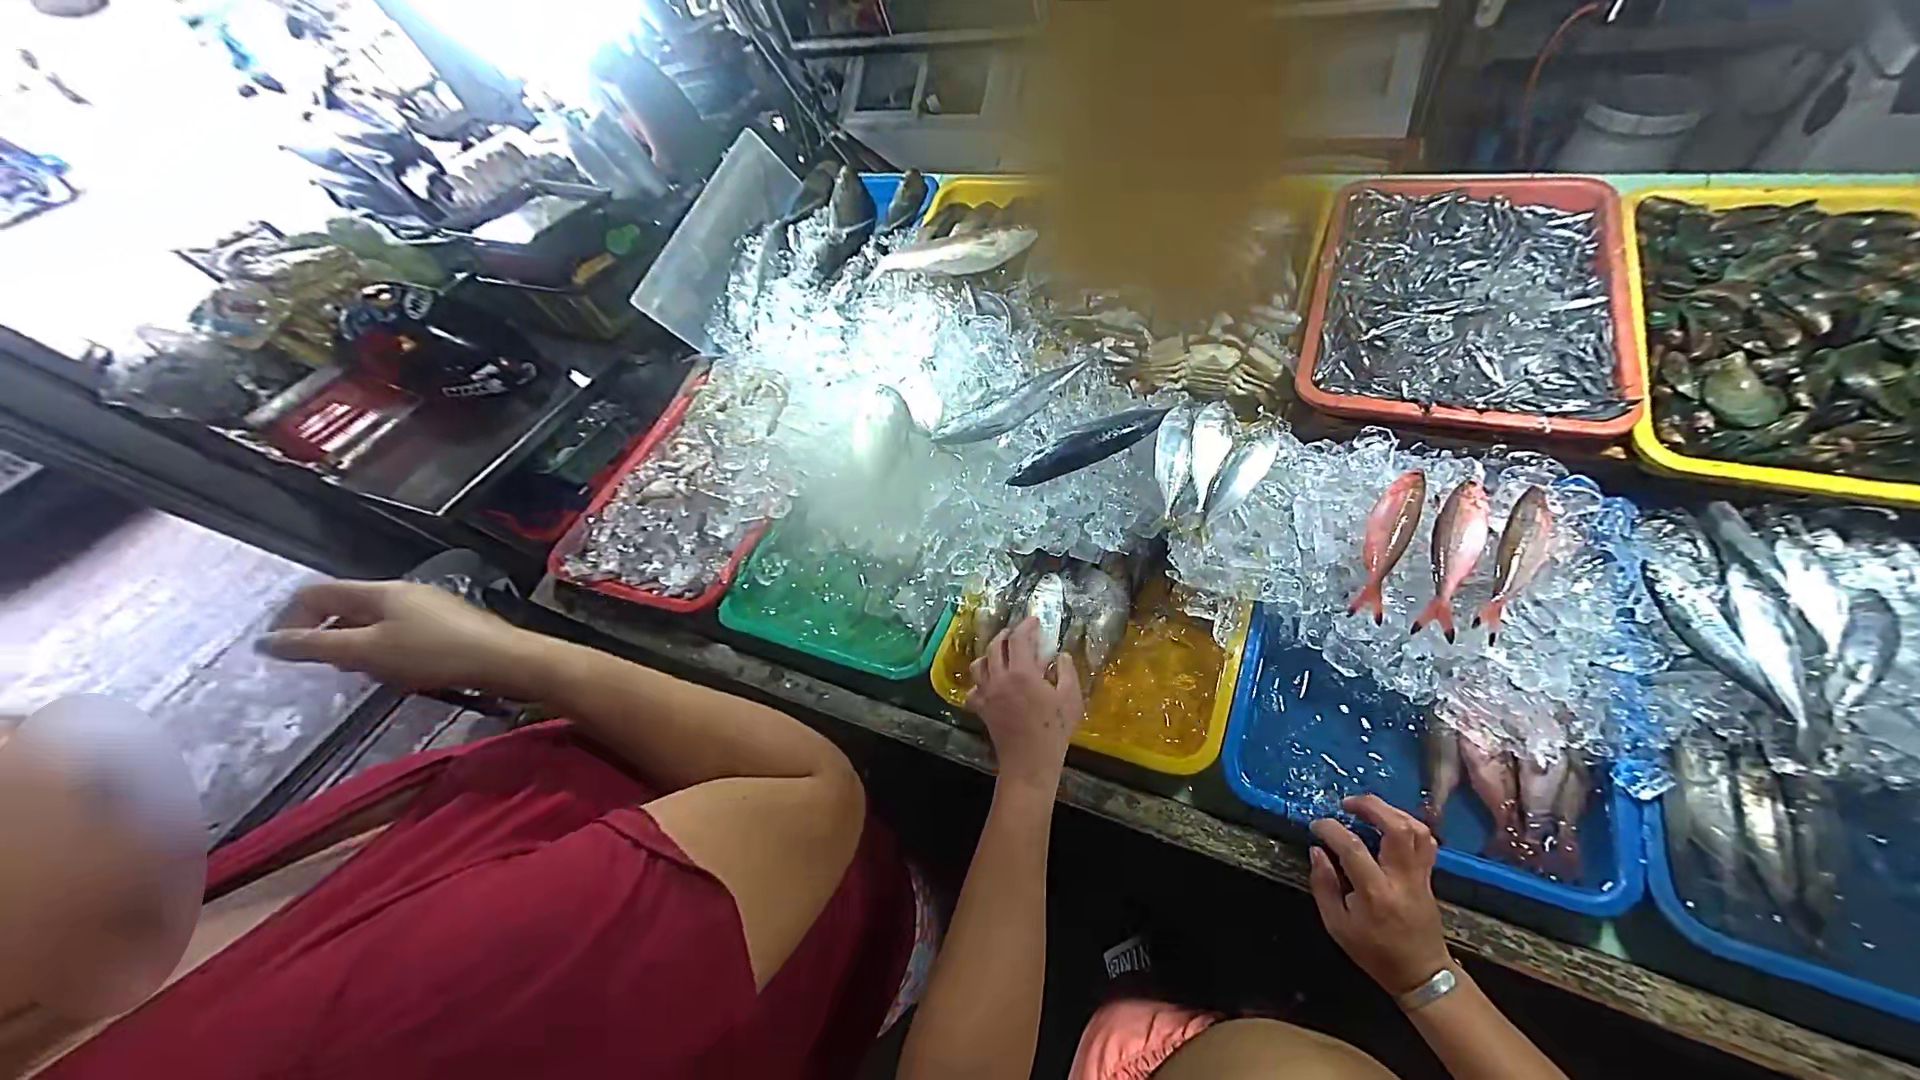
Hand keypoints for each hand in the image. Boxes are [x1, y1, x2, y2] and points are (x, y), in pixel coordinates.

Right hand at [258, 581, 535, 695]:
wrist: (504, 660)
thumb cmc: (435, 653)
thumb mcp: (366, 650)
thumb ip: (315, 645)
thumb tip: (269, 641)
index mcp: (382, 591)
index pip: (317, 593)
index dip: (290, 620)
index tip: (281, 653)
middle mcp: (406, 593)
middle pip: (348, 609)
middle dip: (330, 639)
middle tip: (336, 668)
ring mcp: (431, 608)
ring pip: (377, 627)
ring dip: (363, 651)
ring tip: (375, 673)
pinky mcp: (450, 627)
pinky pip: (405, 638)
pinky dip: (393, 655)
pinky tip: (405, 675)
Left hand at [965, 618, 1083, 792]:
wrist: (1029, 762)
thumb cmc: (1054, 730)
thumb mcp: (1070, 698)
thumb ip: (1067, 672)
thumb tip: (1060, 656)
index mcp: (1022, 672)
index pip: (1018, 639)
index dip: (1026, 626)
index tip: (1034, 621)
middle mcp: (999, 678)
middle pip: (995, 646)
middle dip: (1006, 635)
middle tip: (1018, 634)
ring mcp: (986, 693)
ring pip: (979, 664)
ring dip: (990, 654)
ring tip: (1002, 655)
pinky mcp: (981, 708)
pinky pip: (973, 689)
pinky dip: (979, 683)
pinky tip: (990, 684)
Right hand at [1308, 794, 1451, 999]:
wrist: (1422, 975)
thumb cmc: (1374, 952)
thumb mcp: (1336, 924)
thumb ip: (1323, 884)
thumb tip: (1316, 850)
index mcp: (1375, 893)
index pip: (1352, 847)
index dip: (1330, 829)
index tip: (1316, 827)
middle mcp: (1402, 880)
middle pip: (1398, 829)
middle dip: (1371, 807)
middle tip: (1347, 804)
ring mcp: (1421, 877)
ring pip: (1418, 831)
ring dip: (1391, 811)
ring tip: (1367, 808)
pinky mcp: (1429, 877)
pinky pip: (1426, 842)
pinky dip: (1407, 824)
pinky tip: (1387, 823)